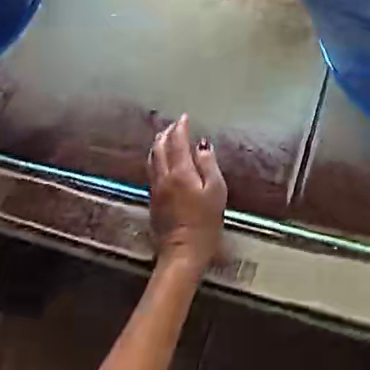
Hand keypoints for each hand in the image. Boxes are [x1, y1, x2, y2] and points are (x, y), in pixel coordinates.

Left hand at [147, 115, 226, 278]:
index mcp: (180, 173)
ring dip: (159, 144)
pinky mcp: (154, 200)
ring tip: (164, 136)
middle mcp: (164, 177)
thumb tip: (202, 145)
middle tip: (175, 124)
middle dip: (167, 134)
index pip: (177, 143)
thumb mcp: (216, 191)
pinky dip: (157, 158)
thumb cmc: (205, 221)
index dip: (180, 128)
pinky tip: (161, 159)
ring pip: (153, 159)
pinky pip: (152, 170)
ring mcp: (156, 189)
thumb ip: (209, 165)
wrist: (182, 251)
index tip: (185, 117)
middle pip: (160, 149)